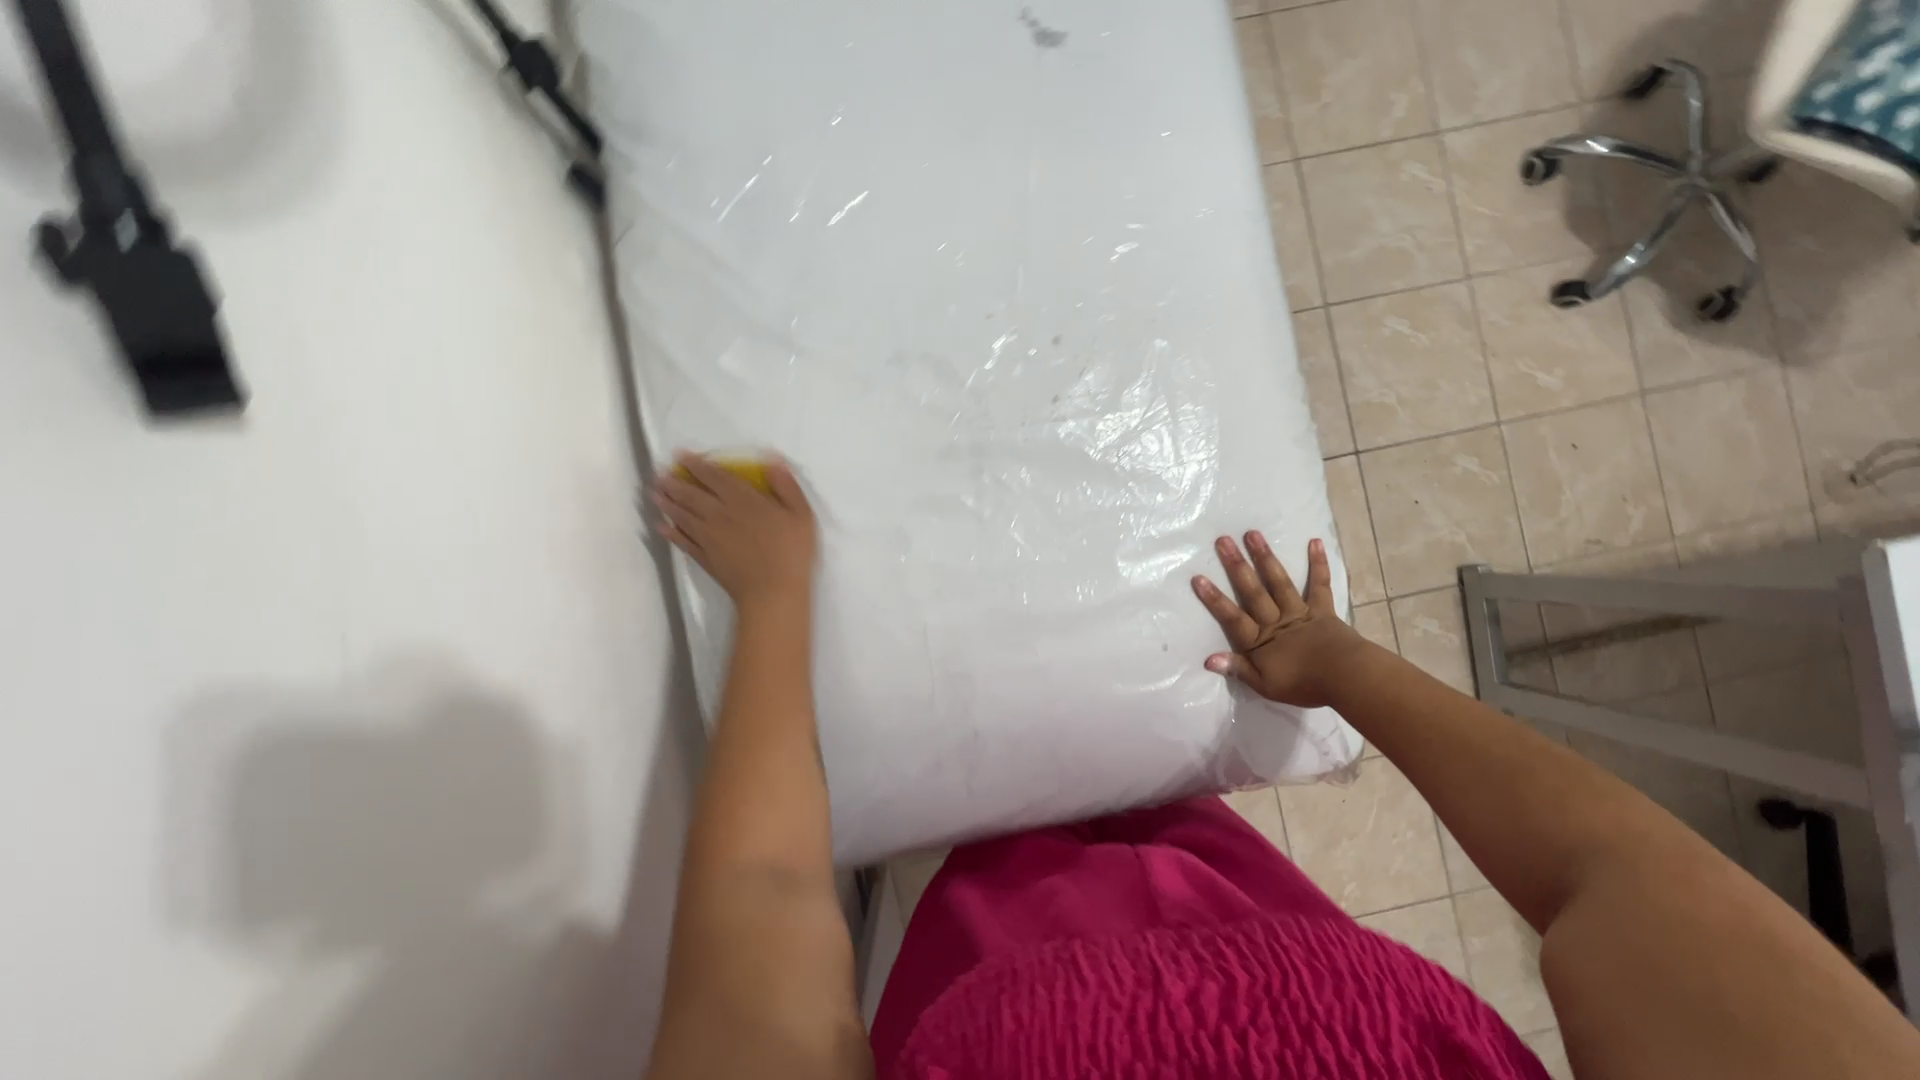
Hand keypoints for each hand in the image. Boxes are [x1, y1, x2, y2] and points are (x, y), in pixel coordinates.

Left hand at [654, 454, 817, 608]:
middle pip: (692, 494)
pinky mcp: (705, 558)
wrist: (772, 592)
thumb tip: (772, 460)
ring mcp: (708, 538)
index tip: (680, 455)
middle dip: (675, 482)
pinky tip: (660, 527)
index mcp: (742, 500)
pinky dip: (670, 533)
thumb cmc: (792, 551)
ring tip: (655, 493)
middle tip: (660, 473)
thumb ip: (785, 486)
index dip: (696, 464)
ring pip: (682, 516)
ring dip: (667, 503)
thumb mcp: (800, 514)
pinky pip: (683, 542)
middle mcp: (719, 514)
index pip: (715, 477)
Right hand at [1192, 533, 1365, 708]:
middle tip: (1223, 540)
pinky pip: (1319, 585)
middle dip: (1237, 566)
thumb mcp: (1265, 685)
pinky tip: (1315, 542)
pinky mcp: (1322, 609)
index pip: (1232, 617)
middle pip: (1253, 591)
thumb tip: (1208, 659)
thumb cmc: (1304, 685)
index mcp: (1260, 641)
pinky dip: (1318, 563)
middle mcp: (1276, 620)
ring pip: (1278, 582)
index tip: (1199, 577)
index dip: (1215, 599)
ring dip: (1265, 557)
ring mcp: (1299, 612)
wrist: (1346, 678)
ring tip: (1253, 534)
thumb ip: (1238, 669)